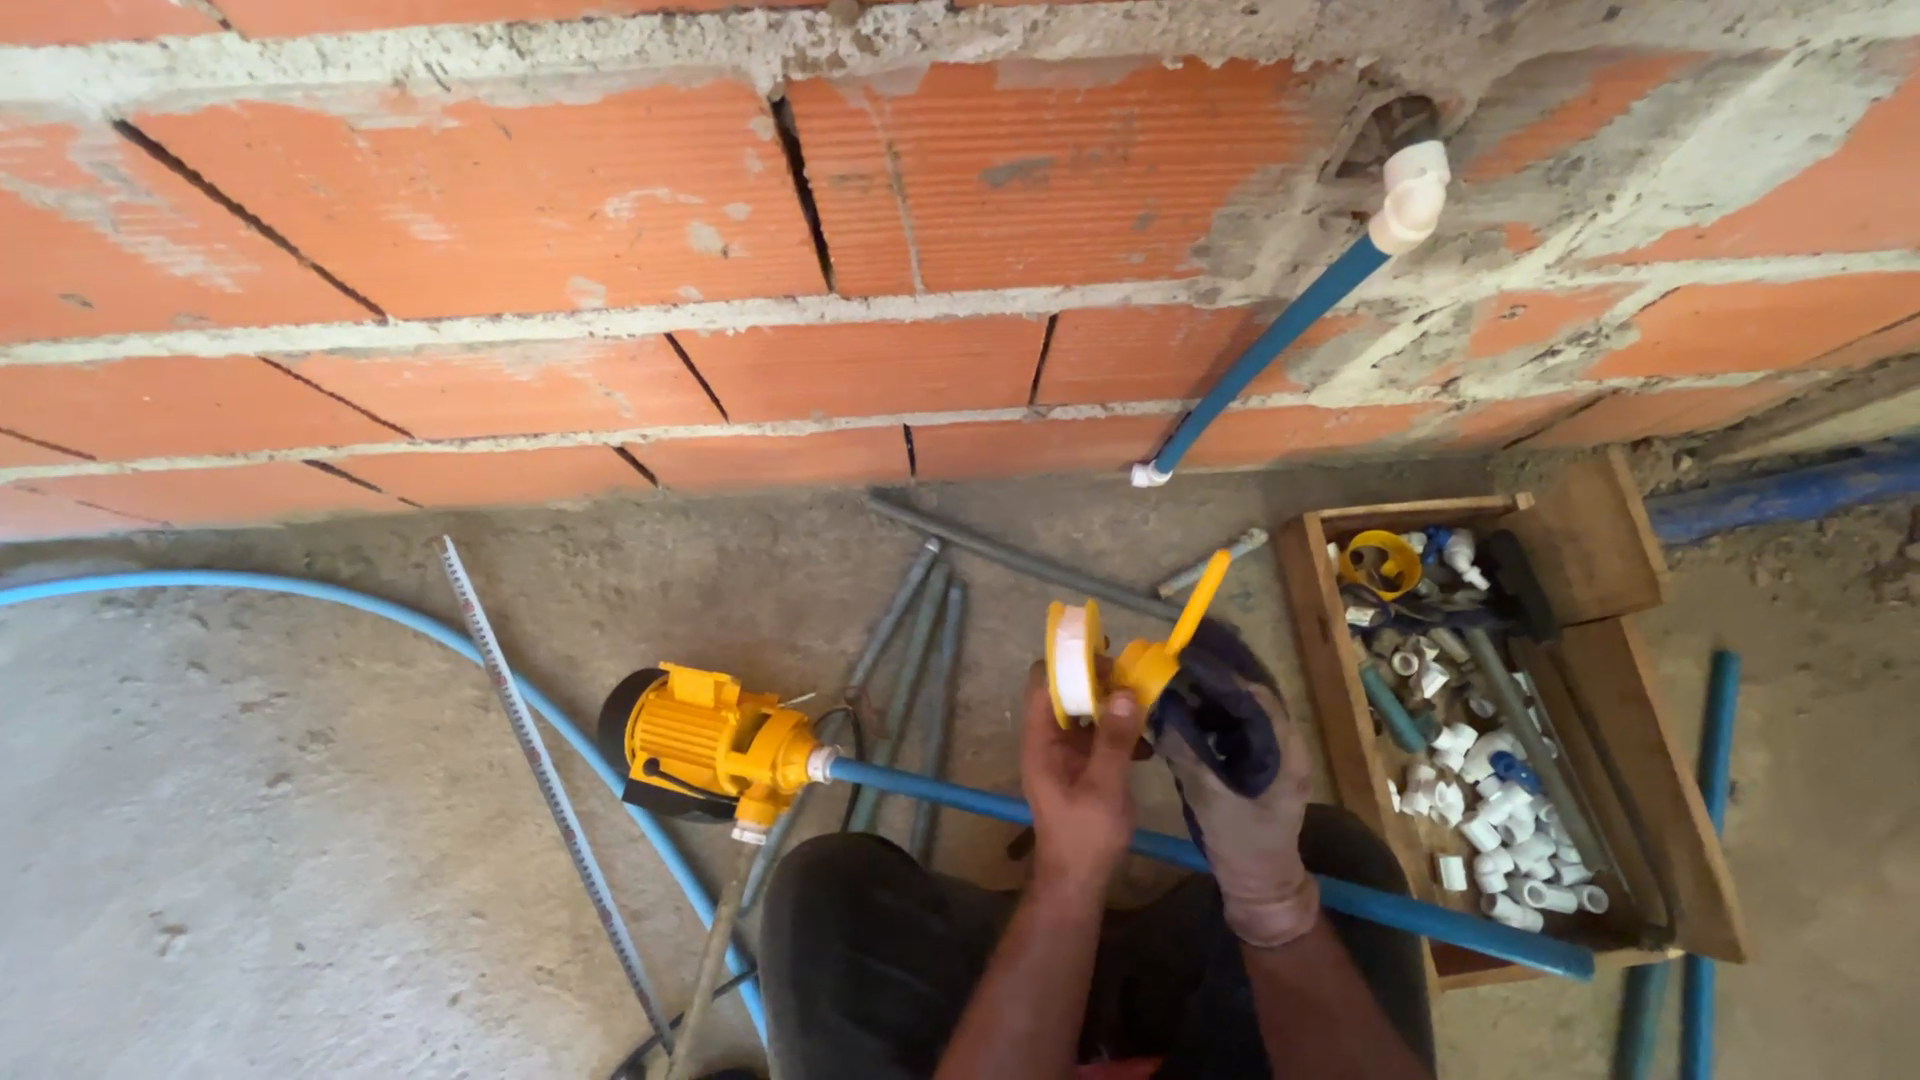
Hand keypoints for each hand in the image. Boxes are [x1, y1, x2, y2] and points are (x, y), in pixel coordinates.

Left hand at [1020, 661, 1143, 900]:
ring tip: (1143, 702)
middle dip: (1097, 681)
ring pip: (1082, 711)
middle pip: (1064, 692)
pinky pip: (1096, 733)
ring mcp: (1062, 752)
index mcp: (1040, 739)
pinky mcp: (1080, 765)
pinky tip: (1144, 742)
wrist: (1077, 880)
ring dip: (1111, 704)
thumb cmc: (1085, 834)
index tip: (1106, 658)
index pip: (1043, 682)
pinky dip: (1117, 729)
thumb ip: (1115, 739)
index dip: (1070, 664)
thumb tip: (1125, 692)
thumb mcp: (1104, 786)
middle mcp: (1046, 739)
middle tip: (1132, 679)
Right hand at [1160, 681, 1319, 947]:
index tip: (1187, 658)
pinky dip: (1212, 713)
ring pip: (1245, 709)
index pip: (1259, 699)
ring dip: (1214, 692)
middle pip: (1255, 696)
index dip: (1224, 675)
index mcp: (1286, 754)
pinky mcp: (1258, 764)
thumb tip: (1160, 714)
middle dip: (1218, 675)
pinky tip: (1185, 708)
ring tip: (1177, 676)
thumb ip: (1188, 755)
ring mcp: (1274, 755)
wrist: (1261, 887)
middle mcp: (1286, 746)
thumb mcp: (1211, 801)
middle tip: (1180, 656)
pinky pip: (1236, 726)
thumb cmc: (1243, 846)